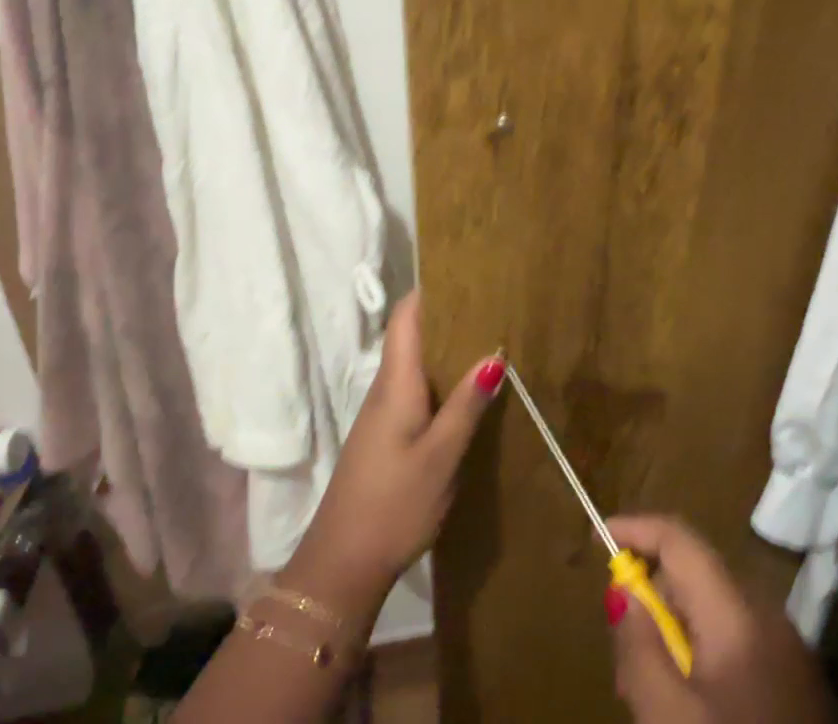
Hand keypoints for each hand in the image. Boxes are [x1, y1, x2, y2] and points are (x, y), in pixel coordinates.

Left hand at [284, 290, 503, 610]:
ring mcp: (382, 418)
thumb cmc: (394, 504)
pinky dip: (439, 384)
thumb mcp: (440, 456)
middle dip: (447, 320)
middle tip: (493, 308)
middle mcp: (384, 393)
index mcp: (395, 387)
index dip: (429, 292)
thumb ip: (465, 406)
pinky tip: (466, 396)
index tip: (464, 274)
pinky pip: (414, 395)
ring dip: (445, 353)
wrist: (344, 562)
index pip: (405, 320)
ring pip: (414, 369)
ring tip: (490, 344)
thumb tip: (492, 355)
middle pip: (410, 339)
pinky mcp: (385, 441)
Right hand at [606, 515, 837, 723]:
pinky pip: (736, 645)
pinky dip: (702, 657)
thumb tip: (625, 594)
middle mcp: (769, 618)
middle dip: (652, 597)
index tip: (597, 538)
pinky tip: (690, 710)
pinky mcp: (795, 682)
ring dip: (675, 633)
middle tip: (622, 650)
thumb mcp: (668, 717)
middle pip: (697, 577)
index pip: (682, 541)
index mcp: (739, 617)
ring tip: (651, 695)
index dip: (636, 529)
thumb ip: (638, 648)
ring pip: (714, 614)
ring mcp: (788, 651)